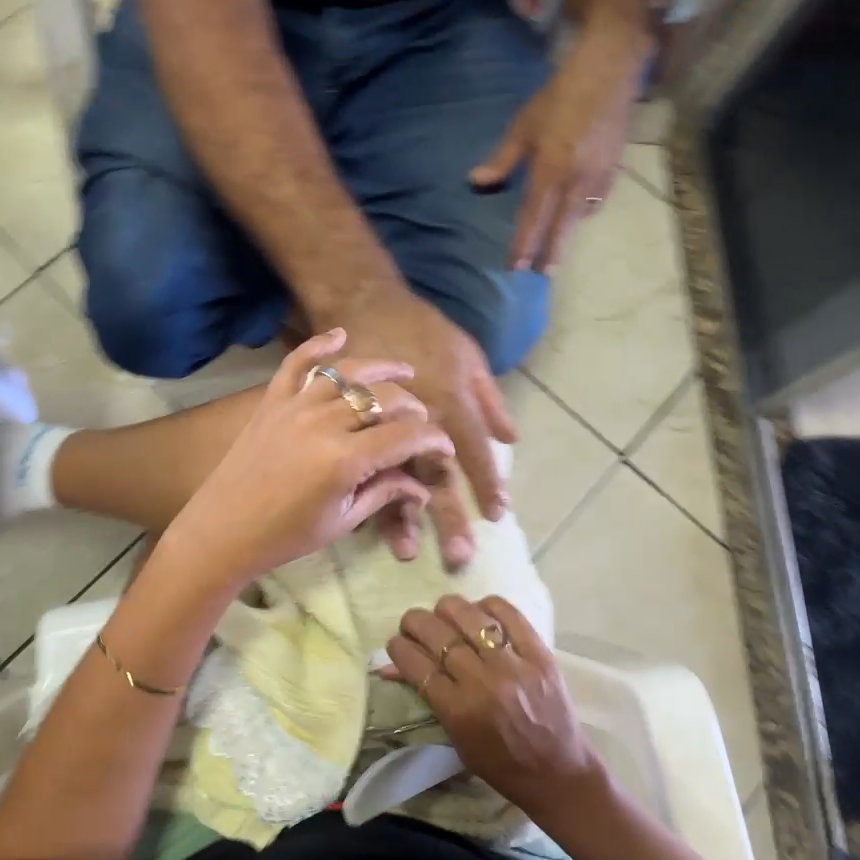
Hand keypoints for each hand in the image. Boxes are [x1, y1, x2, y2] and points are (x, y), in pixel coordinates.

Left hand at [168, 329, 454, 583]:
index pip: (405, 436)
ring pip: (348, 374)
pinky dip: (319, 345)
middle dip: (412, 408)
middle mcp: (323, 423)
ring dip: (381, 370)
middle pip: (383, 399)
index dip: (433, 440)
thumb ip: (384, 493)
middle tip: (421, 421)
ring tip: (404, 373)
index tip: (444, 448)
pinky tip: (340, 335)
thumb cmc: (285, 536)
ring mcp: (295, 406)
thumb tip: (421, 486)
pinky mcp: (272, 401)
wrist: (222, 530)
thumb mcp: (342, 520)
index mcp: (345, 459)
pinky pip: (297, 364)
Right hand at [326, 291, 514, 566]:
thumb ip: (489, 398)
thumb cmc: (420, 328)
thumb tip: (511, 438)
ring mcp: (380, 425)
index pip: (475, 454)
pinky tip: (363, 522)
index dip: (488, 485)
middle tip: (460, 555)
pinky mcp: (347, 425)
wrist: (361, 303)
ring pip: (391, 478)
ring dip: (399, 517)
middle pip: (436, 476)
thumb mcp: (467, 353)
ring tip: (407, 550)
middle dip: (448, 518)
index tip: (497, 515)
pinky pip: (355, 462)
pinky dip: (361, 490)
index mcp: (450, 402)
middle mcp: (416, 422)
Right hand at [384, 594, 603, 814]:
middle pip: (438, 634)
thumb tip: (390, 667)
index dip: (398, 647)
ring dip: (448, 608)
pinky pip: (510, 615)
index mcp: (458, 710)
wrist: (557, 773)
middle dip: (415, 622)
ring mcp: (514, 666)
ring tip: (443, 611)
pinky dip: (490, 605)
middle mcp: (483, 683)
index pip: (416, 664)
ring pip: (470, 617)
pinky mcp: (540, 656)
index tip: (395, 643)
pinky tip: (480, 610)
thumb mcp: (455, 737)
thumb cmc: (499, 763)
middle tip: (412, 623)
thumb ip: (426, 697)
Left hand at [468, 25, 648, 272]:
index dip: (524, 243)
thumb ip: (502, 159)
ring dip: (568, 235)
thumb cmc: (558, 97)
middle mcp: (576, 179)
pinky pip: (598, 198)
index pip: (532, 216)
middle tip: (543, 275)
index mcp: (550, 170)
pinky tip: (579, 217)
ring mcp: (598, 175)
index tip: (516, 265)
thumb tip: (476, 182)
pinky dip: (586, 211)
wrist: (608, 71)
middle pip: (560, 225)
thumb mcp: (524, 127)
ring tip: (557, 254)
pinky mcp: (614, 167)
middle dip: (550, 251)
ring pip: (580, 214)